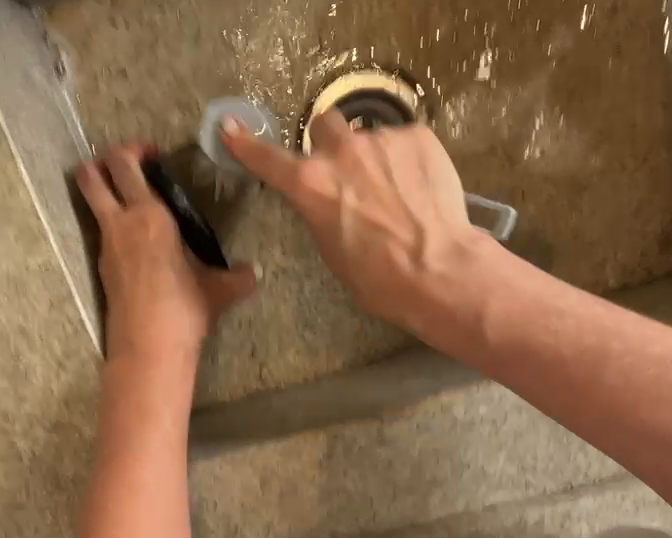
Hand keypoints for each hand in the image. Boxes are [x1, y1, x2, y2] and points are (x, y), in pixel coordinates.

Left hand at [76, 144, 256, 364]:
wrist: (149, 347)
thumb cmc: (184, 309)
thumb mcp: (218, 290)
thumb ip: (237, 277)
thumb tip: (253, 273)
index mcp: (150, 215)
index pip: (127, 165)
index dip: (134, 149)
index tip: (152, 153)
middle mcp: (121, 223)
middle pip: (92, 175)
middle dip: (103, 162)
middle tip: (126, 165)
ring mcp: (107, 247)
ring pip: (93, 205)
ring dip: (104, 194)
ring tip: (132, 204)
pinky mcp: (104, 271)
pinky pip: (105, 236)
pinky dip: (115, 229)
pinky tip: (138, 246)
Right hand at [220, 112, 489, 330]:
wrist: (439, 271)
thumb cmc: (381, 280)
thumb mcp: (335, 253)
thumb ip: (322, 215)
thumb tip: (327, 202)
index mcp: (312, 186)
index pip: (268, 159)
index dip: (248, 145)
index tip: (232, 129)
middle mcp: (342, 152)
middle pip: (324, 125)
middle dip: (330, 144)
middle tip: (348, 173)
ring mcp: (383, 140)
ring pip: (370, 138)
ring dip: (375, 159)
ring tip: (397, 195)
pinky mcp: (419, 136)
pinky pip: (405, 142)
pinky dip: (408, 162)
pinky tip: (420, 191)